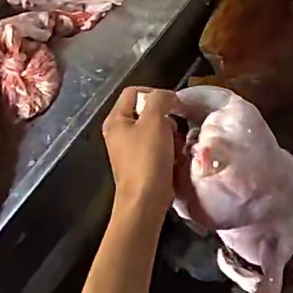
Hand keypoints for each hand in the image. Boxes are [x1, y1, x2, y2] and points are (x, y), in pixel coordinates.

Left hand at [104, 86, 178, 217]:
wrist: (146, 200)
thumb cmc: (147, 158)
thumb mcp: (154, 120)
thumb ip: (161, 99)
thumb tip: (169, 97)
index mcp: (116, 120)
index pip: (134, 92)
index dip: (154, 93)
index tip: (172, 104)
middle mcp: (119, 133)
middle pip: (146, 111)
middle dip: (165, 117)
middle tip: (174, 127)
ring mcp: (130, 150)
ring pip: (156, 130)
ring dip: (171, 135)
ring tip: (176, 146)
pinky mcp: (142, 164)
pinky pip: (159, 147)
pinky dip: (169, 149)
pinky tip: (176, 158)